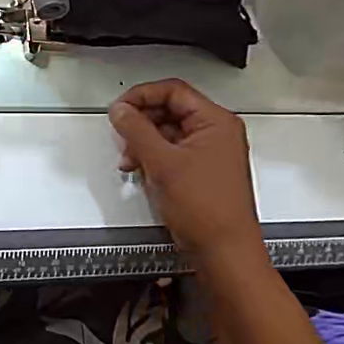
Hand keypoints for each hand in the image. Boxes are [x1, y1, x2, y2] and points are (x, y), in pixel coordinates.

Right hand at [108, 79, 264, 269]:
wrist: (223, 252)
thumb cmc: (207, 210)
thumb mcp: (161, 162)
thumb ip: (135, 130)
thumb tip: (120, 110)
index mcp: (216, 122)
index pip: (172, 91)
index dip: (141, 96)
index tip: (120, 108)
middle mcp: (216, 132)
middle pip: (168, 109)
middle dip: (140, 122)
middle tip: (121, 133)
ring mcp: (208, 151)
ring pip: (165, 130)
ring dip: (142, 141)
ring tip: (129, 158)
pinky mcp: (199, 169)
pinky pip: (169, 150)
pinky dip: (150, 155)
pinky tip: (139, 169)